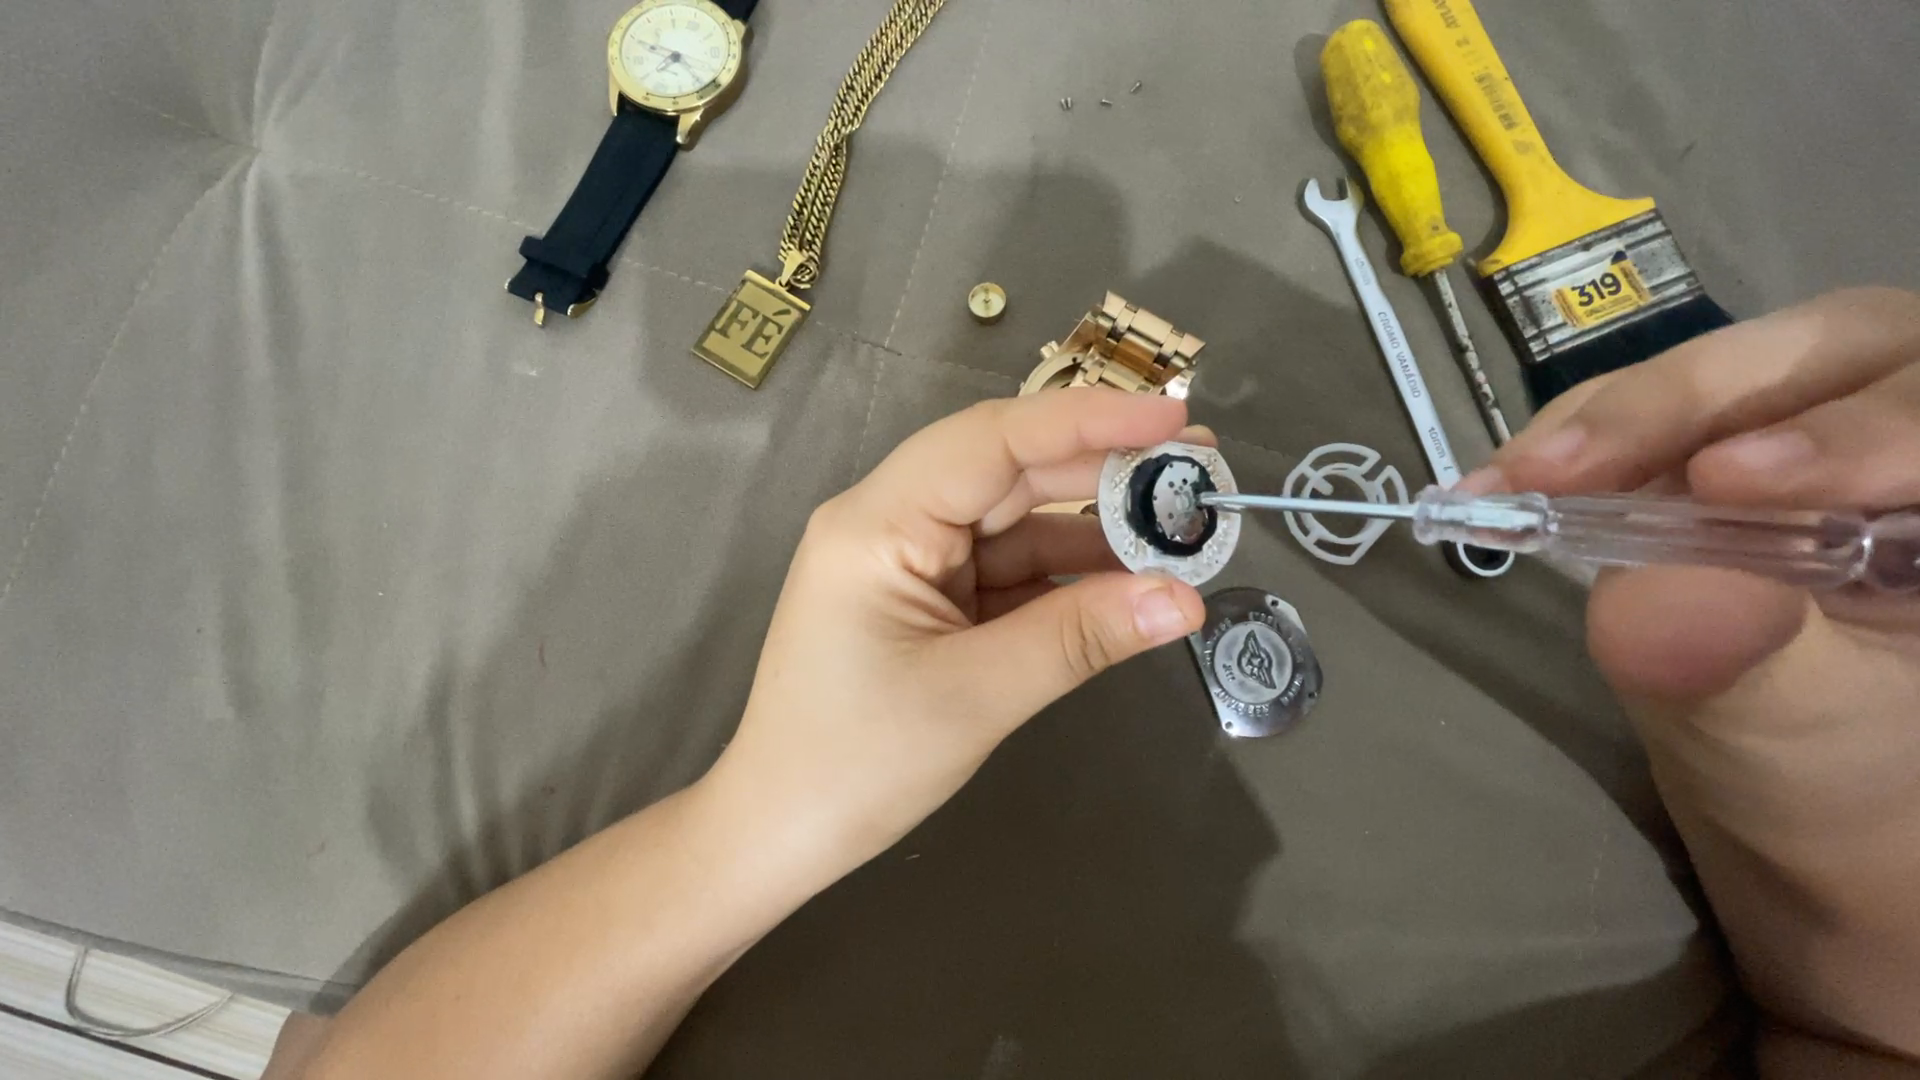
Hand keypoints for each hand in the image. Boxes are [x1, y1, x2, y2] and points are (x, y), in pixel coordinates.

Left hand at [702, 389, 1208, 891]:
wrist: (782, 833)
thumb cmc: (857, 765)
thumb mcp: (978, 695)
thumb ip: (1081, 637)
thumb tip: (1186, 599)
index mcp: (878, 522)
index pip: (991, 440)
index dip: (1087, 420)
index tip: (1173, 420)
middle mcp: (892, 522)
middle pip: (1007, 474)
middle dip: (1102, 473)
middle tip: (1199, 469)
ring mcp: (911, 561)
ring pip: (1014, 523)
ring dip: (1093, 530)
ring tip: (1182, 530)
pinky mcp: (929, 599)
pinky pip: (1006, 571)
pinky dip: (1065, 576)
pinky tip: (1127, 580)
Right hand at [1471, 288, 1919, 1059]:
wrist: (1815, 864)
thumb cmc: (1844, 827)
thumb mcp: (1806, 760)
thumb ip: (1749, 670)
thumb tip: (1649, 597)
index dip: (1863, 420)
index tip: (1731, 485)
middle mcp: (1918, 456)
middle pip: (1834, 354)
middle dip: (1688, 400)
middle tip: (1563, 468)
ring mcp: (1815, 454)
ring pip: (1727, 381)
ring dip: (1608, 422)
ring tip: (1510, 481)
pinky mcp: (1717, 476)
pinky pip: (1648, 427)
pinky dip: (1567, 450)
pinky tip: (1496, 486)